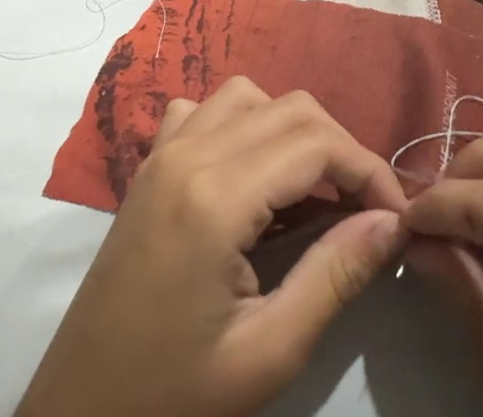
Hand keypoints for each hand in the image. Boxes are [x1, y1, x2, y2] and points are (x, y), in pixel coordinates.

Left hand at [17, 77, 409, 416]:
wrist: (84, 402)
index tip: (398, 219)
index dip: (371, 171)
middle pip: (288, 108)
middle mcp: (185, 155)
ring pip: (245, 97)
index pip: (316, 144)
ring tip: (314, 191)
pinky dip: (242, 124)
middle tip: (366, 210)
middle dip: (341, 149)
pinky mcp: (147, 167)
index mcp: (214, 197)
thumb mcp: (269, 350)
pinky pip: (201, 112)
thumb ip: (335, 275)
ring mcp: (160, 154)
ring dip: (293, 130)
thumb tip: (393, 221)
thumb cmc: (175, 389)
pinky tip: (252, 177)